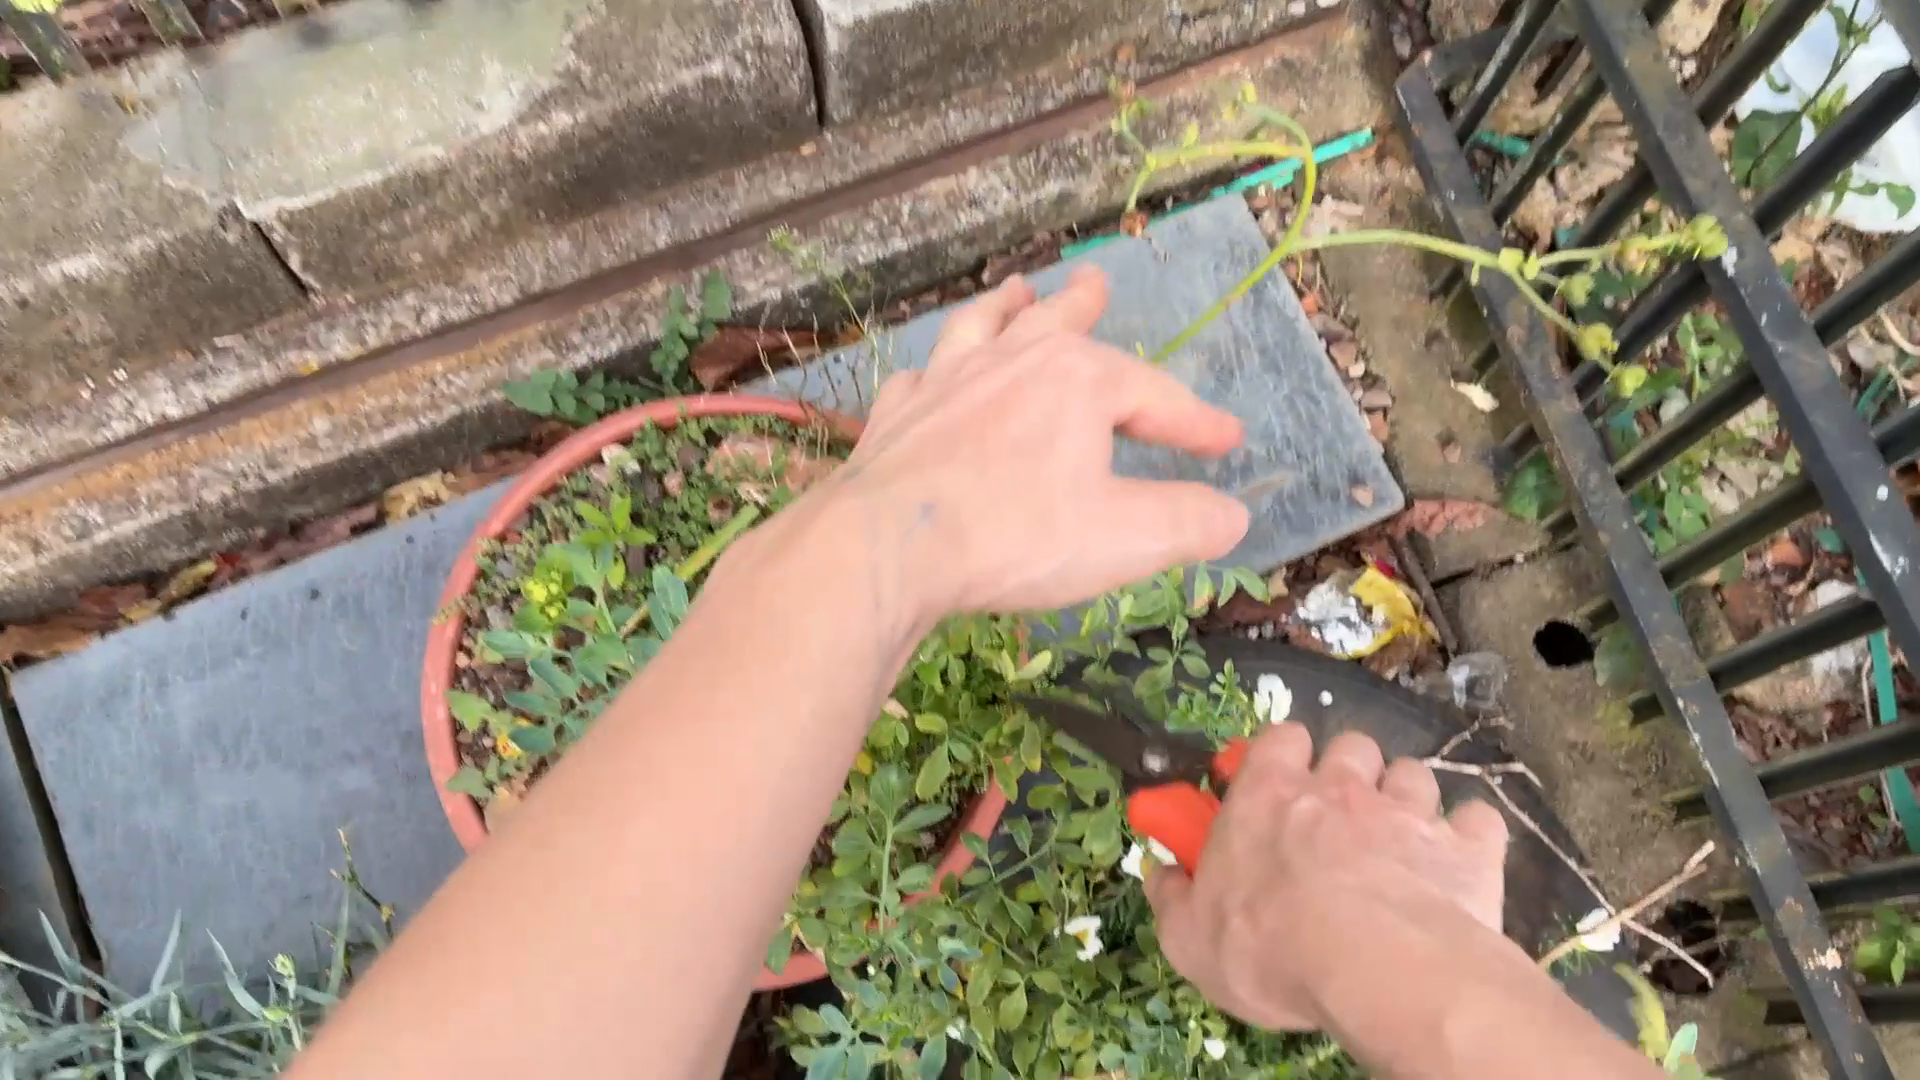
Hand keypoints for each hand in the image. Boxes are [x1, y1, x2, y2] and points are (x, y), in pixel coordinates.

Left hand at [816, 266, 1250, 620]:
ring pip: (981, 328)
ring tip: (1016, 289)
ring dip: (1004, 307)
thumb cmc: (1014, 536)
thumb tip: (1232, 515)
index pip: (1155, 396)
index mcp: (1076, 382)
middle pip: (1057, 322)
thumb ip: (1187, 523)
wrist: (888, 545)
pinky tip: (931, 376)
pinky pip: (921, 379)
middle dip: (1084, 306)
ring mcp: (945, 382)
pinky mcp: (898, 415)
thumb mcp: (1124, 539)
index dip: (1196, 421)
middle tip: (1096, 283)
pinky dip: (934, 373)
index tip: (1226, 439)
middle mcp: (1009, 363)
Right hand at [1143, 725, 1509, 1030]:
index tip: (1276, 786)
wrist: (1378, 973)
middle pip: (1351, 746)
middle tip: (1341, 816)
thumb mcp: (1190, 936)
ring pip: (1412, 774)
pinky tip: (1458, 861)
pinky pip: (1478, 821)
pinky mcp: (1466, 850)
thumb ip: (1169, 898)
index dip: (1281, 755)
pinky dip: (1468, 836)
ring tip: (1399, 839)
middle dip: (1349, 771)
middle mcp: (1338, 786)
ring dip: (1406, 797)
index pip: (1279, 737)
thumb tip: (1158, 874)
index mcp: (1270, 792)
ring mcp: (1407, 812)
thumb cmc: (1269, 946)